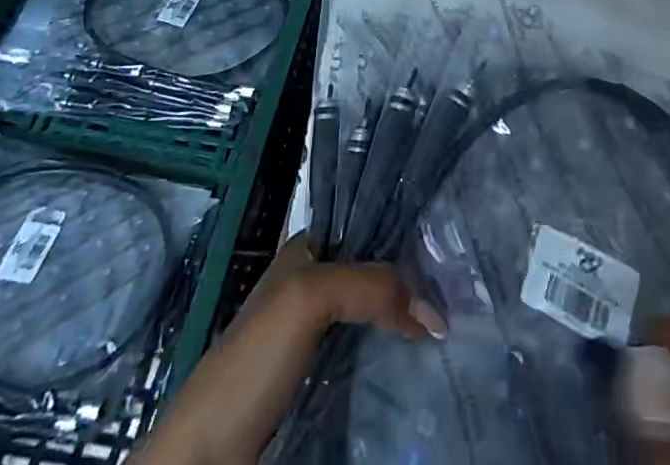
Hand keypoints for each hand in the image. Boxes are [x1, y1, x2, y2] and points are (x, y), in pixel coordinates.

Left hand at [131, 236, 444, 464]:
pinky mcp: (323, 375)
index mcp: (304, 252)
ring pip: (376, 311)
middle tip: (463, 290)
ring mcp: (317, 332)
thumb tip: (435, 315)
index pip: (367, 227)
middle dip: (415, 279)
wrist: (206, 456)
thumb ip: (370, 287)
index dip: (407, 236)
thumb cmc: (252, 361)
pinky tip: (427, 356)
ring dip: (410, 317)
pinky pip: (370, 351)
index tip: (451, 250)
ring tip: (457, 322)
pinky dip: (398, 351)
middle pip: (376, 271)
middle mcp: (313, 284)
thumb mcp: (306, 300)